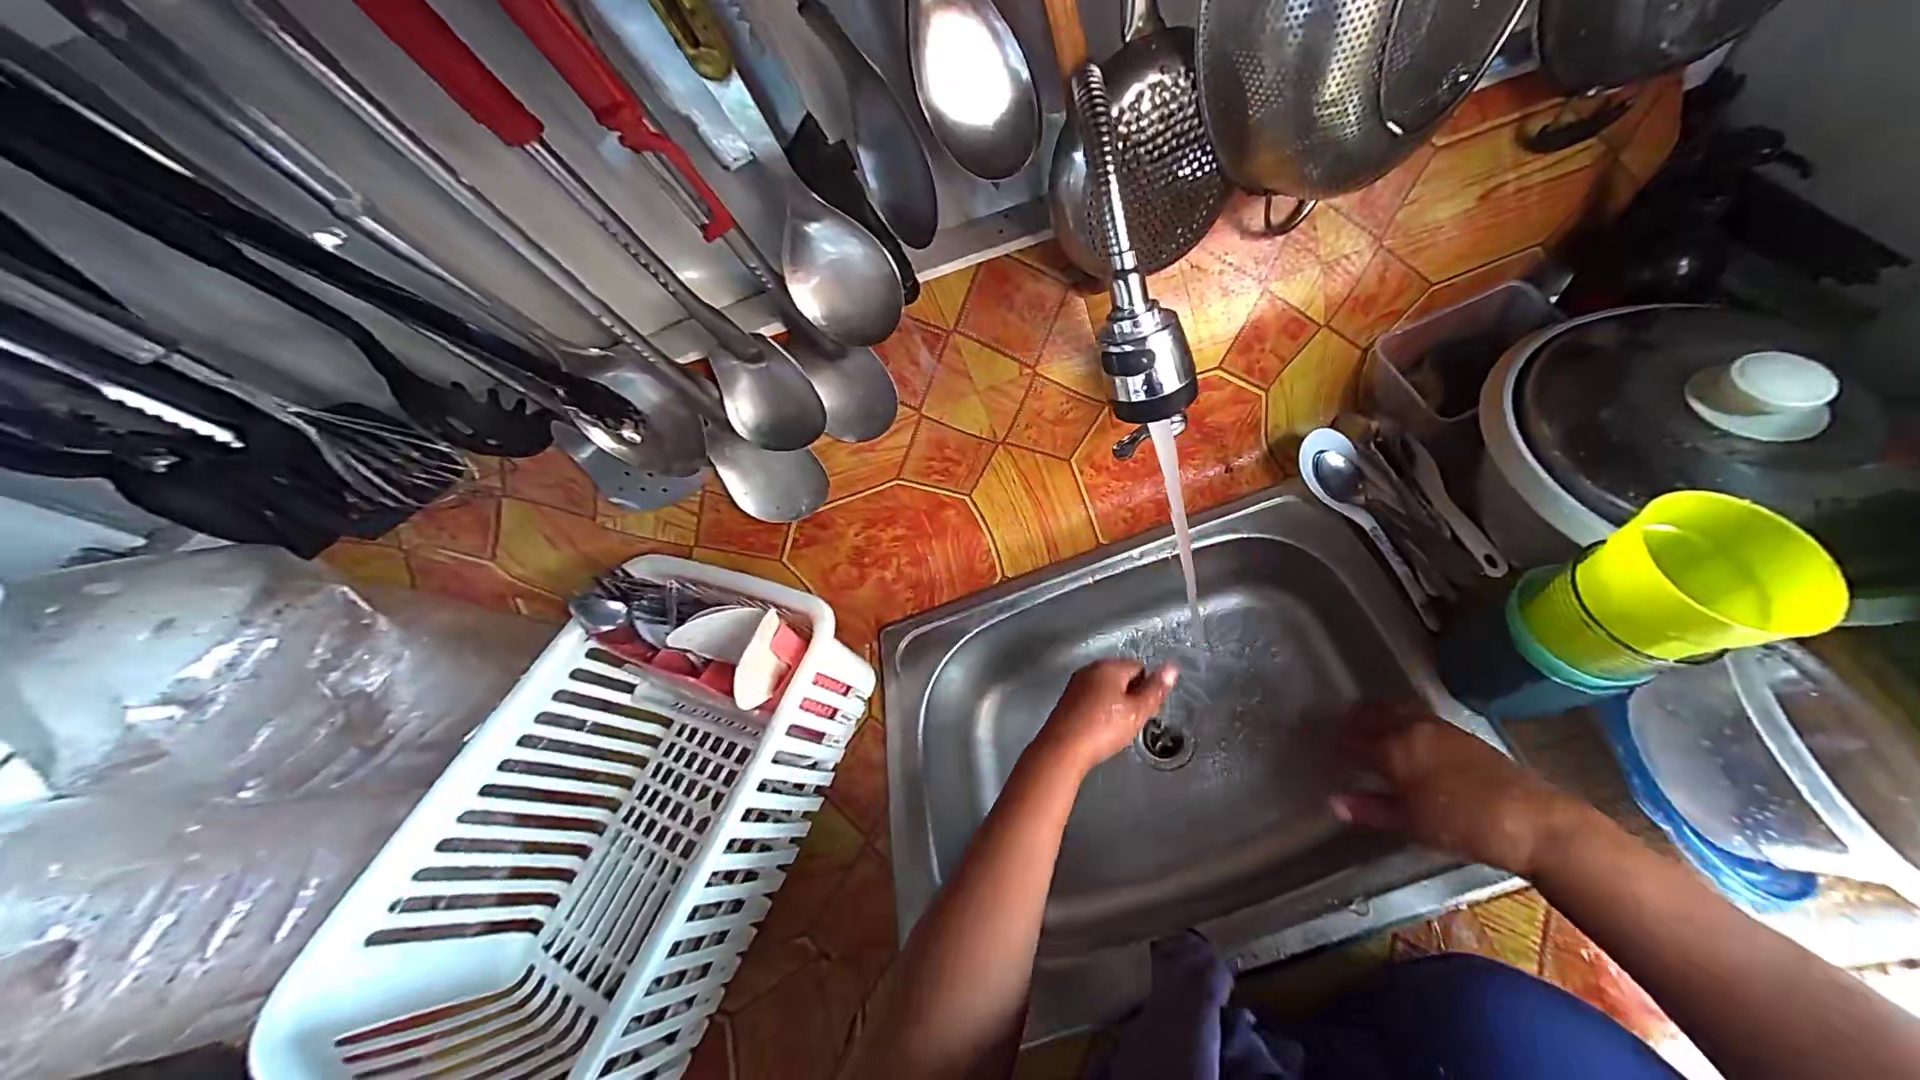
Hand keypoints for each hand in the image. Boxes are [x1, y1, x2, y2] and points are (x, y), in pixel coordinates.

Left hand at [1031, 660, 1178, 774]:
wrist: (1062, 749)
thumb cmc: (1102, 729)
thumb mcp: (1137, 711)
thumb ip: (1156, 690)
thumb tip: (1172, 668)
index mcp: (1108, 666)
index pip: (1140, 667)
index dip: (1148, 688)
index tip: (1145, 708)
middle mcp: (1090, 669)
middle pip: (1121, 676)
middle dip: (1131, 695)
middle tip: (1132, 719)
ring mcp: (1076, 683)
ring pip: (1106, 688)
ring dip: (1115, 703)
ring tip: (1115, 726)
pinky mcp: (1067, 699)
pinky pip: (1091, 697)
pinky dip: (1099, 709)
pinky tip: (1099, 728)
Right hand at [1330, 704, 1595, 877]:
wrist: (1536, 822)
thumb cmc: (1466, 826)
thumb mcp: (1412, 823)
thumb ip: (1371, 809)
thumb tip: (1335, 802)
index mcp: (1392, 750)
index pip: (1349, 739)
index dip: (1328, 739)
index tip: (1312, 739)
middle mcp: (1410, 730)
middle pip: (1369, 714)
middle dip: (1348, 718)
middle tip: (1332, 725)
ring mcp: (1437, 728)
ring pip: (1393, 710)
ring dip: (1372, 713)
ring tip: (1361, 721)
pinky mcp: (1459, 733)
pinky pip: (1414, 714)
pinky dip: (1397, 716)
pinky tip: (1401, 730)